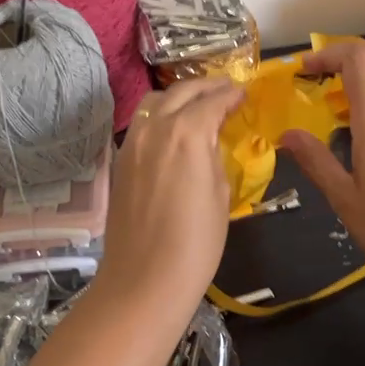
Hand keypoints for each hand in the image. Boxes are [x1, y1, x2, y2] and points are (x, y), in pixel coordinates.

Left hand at [98, 77, 244, 307]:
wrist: (144, 279)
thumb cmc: (195, 243)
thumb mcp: (220, 194)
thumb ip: (213, 156)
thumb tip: (208, 143)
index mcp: (186, 133)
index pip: (212, 100)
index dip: (231, 94)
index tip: (243, 92)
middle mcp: (155, 128)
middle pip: (181, 92)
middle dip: (205, 86)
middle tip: (225, 89)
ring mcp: (132, 143)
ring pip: (154, 102)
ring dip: (178, 96)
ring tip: (198, 104)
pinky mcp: (120, 161)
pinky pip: (141, 124)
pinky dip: (160, 116)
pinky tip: (173, 129)